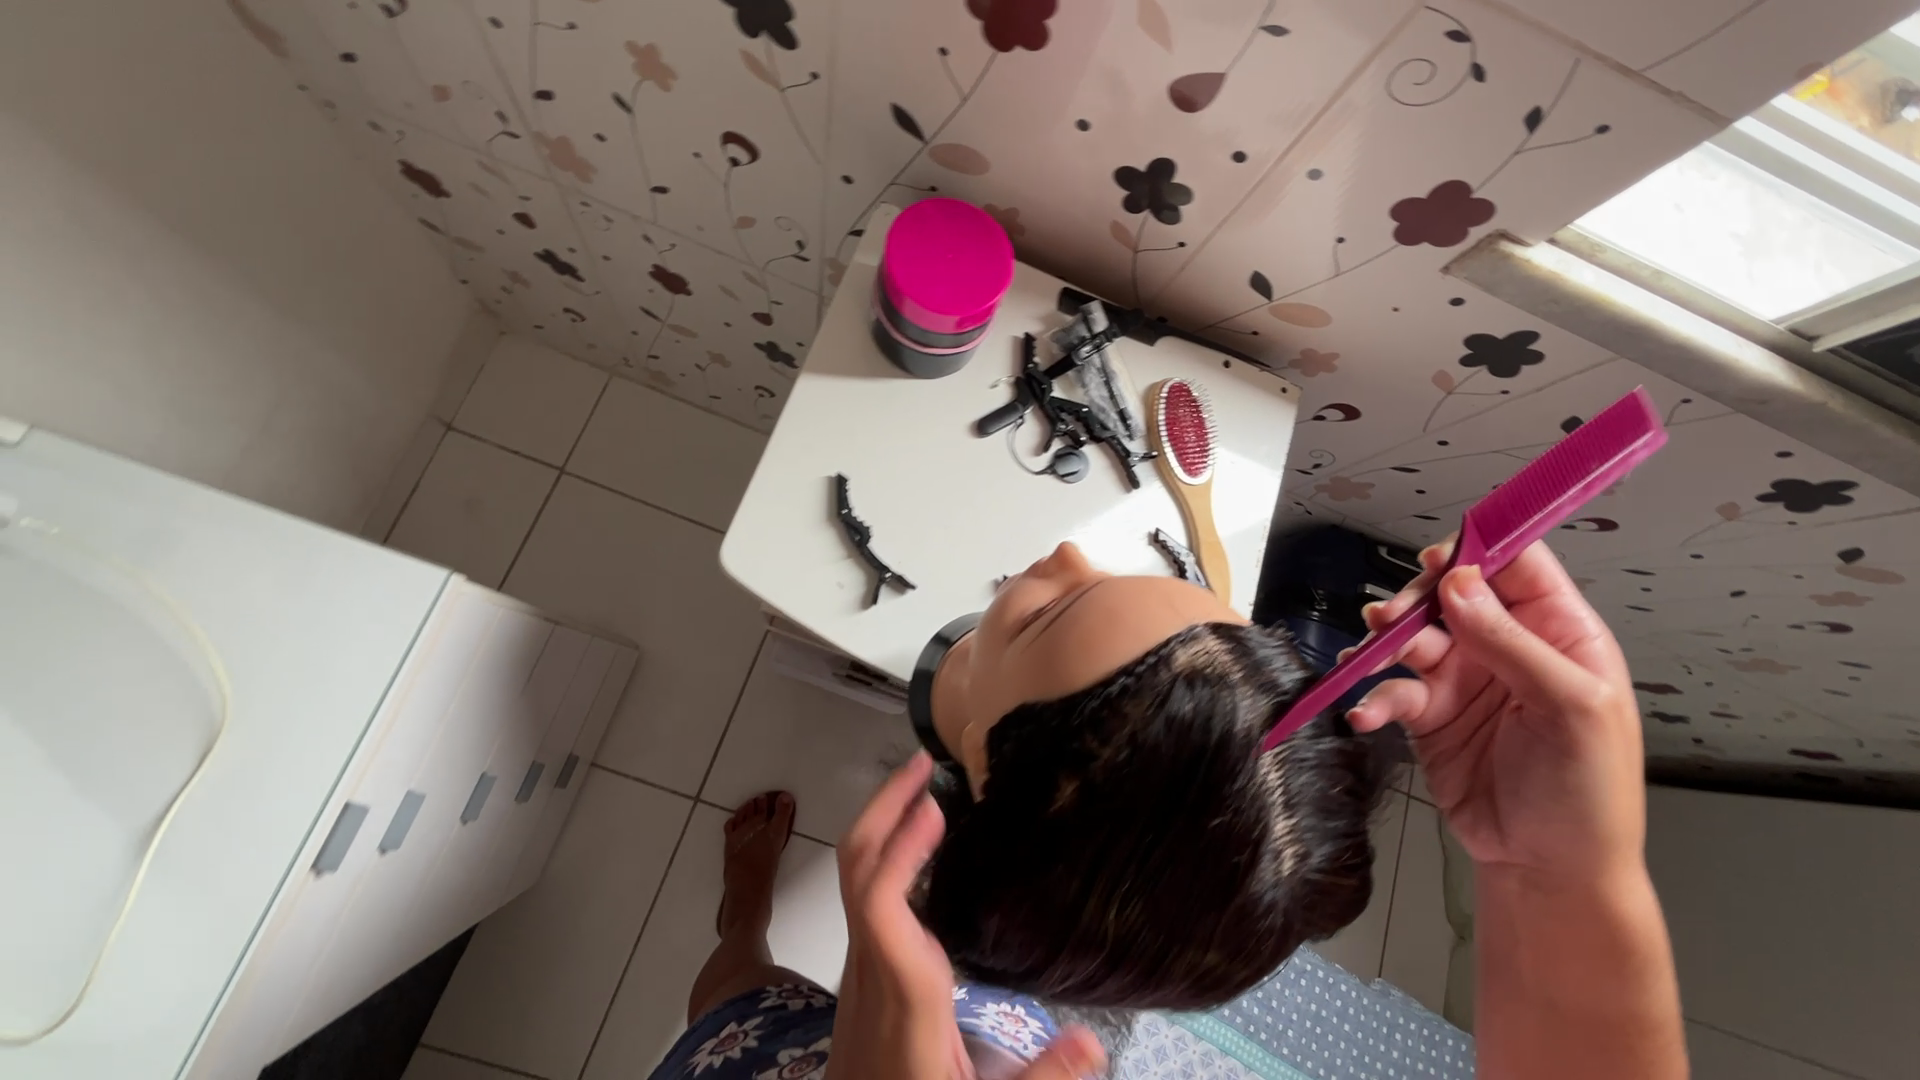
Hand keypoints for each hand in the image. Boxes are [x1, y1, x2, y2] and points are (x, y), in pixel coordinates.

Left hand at [828, 751, 1104, 1079]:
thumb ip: (1040, 1077)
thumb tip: (1095, 1038)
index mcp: (903, 988)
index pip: (880, 903)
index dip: (901, 847)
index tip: (934, 804)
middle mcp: (871, 961)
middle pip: (856, 866)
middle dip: (883, 804)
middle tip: (921, 761)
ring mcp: (858, 958)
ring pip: (853, 871)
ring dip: (883, 818)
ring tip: (922, 783)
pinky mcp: (861, 961)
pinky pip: (864, 886)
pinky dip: (885, 846)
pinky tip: (916, 838)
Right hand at [1344, 541, 1646, 886]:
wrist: (1546, 865)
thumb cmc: (1586, 791)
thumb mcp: (1570, 708)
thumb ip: (1513, 642)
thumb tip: (1458, 581)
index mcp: (1558, 635)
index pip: (1517, 567)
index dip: (1477, 552)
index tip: (1436, 561)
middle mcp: (1505, 648)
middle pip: (1449, 595)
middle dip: (1414, 601)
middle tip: (1390, 618)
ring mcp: (1462, 679)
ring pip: (1411, 637)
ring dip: (1383, 643)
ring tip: (1368, 659)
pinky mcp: (1427, 713)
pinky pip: (1390, 689)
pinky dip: (1371, 697)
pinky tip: (1365, 715)